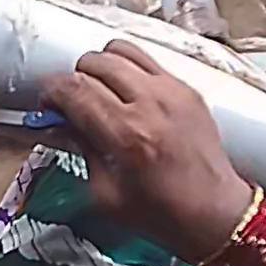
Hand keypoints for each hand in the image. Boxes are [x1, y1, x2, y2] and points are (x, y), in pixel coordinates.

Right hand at [41, 40, 254, 260]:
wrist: (217, 214)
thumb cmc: (162, 213)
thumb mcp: (105, 192)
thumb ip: (80, 149)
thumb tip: (59, 122)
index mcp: (126, 135)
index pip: (74, 89)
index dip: (51, 91)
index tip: (48, 103)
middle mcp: (150, 103)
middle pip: (93, 62)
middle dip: (73, 78)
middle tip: (72, 101)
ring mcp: (172, 91)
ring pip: (120, 50)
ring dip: (101, 66)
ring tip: (100, 90)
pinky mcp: (187, 88)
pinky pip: (147, 60)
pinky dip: (128, 68)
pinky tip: (127, 92)